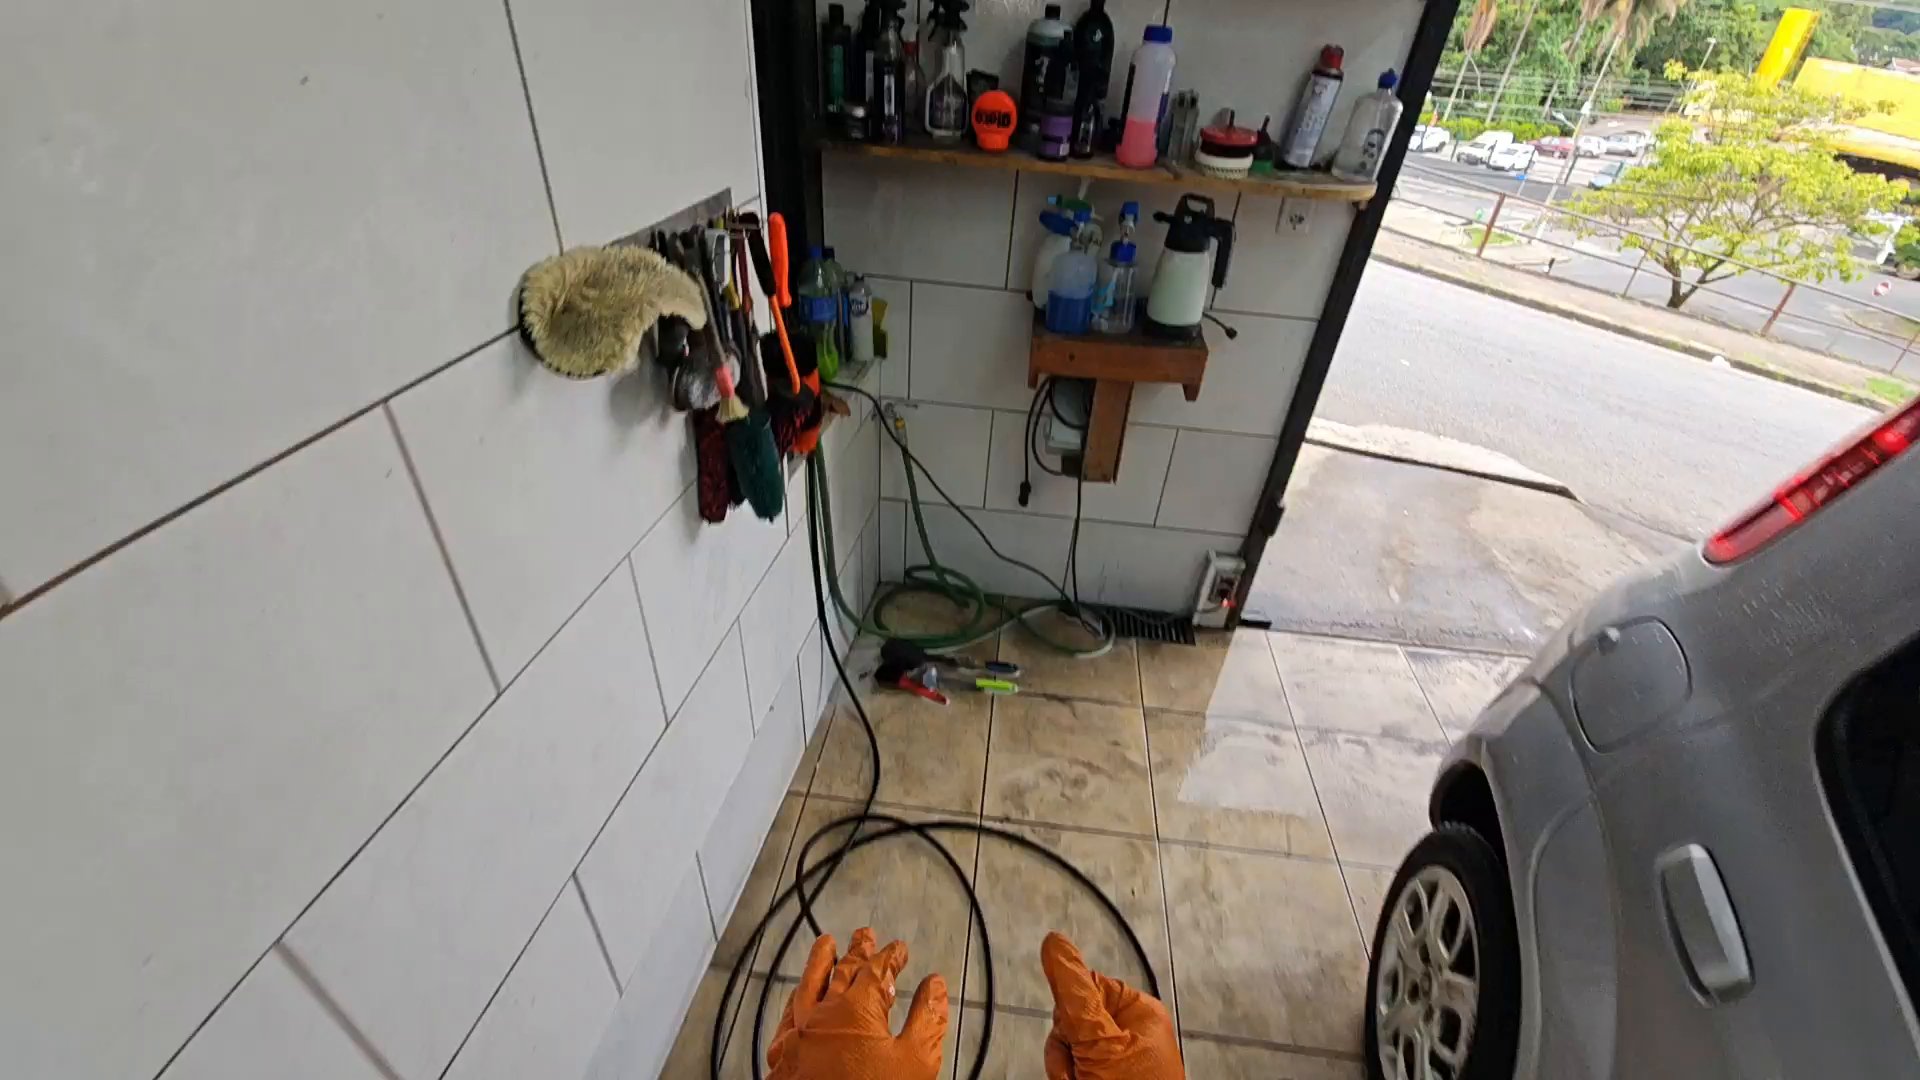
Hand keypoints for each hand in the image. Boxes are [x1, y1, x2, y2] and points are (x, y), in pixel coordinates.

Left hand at [767, 928, 948, 1079]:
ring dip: (820, 963)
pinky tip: (799, 1000)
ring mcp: (797, 1036)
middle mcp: (822, 1013)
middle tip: (866, 935)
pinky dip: (797, 1000)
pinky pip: (787, 1018)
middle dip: (858, 951)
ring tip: (826, 945)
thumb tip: (935, 984)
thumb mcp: (915, 1064)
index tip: (899, 949)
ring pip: (809, 986)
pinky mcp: (781, 1061)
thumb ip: (927, 1020)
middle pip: (842, 970)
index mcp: (855, 1008)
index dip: (890, 956)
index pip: (876, 969)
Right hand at [1041, 932, 1183, 1079]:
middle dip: (1065, 1051)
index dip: (1070, 1015)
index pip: (1084, 988)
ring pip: (1069, 1052)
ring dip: (1064, 1072)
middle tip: (1078, 1075)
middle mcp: (1131, 1033)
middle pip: (1073, 1022)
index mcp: (1138, 1011)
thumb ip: (1074, 993)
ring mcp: (1121, 1063)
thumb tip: (1054, 941)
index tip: (1075, 1038)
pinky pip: (1075, 1072)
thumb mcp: (1098, 1043)